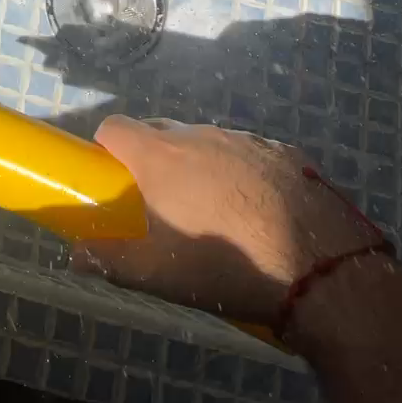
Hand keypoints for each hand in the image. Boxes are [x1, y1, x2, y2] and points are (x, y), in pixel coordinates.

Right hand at [73, 117, 384, 326]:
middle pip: (159, 131)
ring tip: (215, 210)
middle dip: (152, 157)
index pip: (114, 127)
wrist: (326, 275)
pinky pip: (247, 151)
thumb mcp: (157, 275)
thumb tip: (75, 256)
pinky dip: (241, 171)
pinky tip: (258, 208)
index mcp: (159, 155)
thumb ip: (108, 260)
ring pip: (205, 141)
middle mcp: (198, 135)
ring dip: (198, 164)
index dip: (107, 149)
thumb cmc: (226, 267)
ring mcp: (245, 140)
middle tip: (162, 201)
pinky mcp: (286, 152)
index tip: (115, 179)